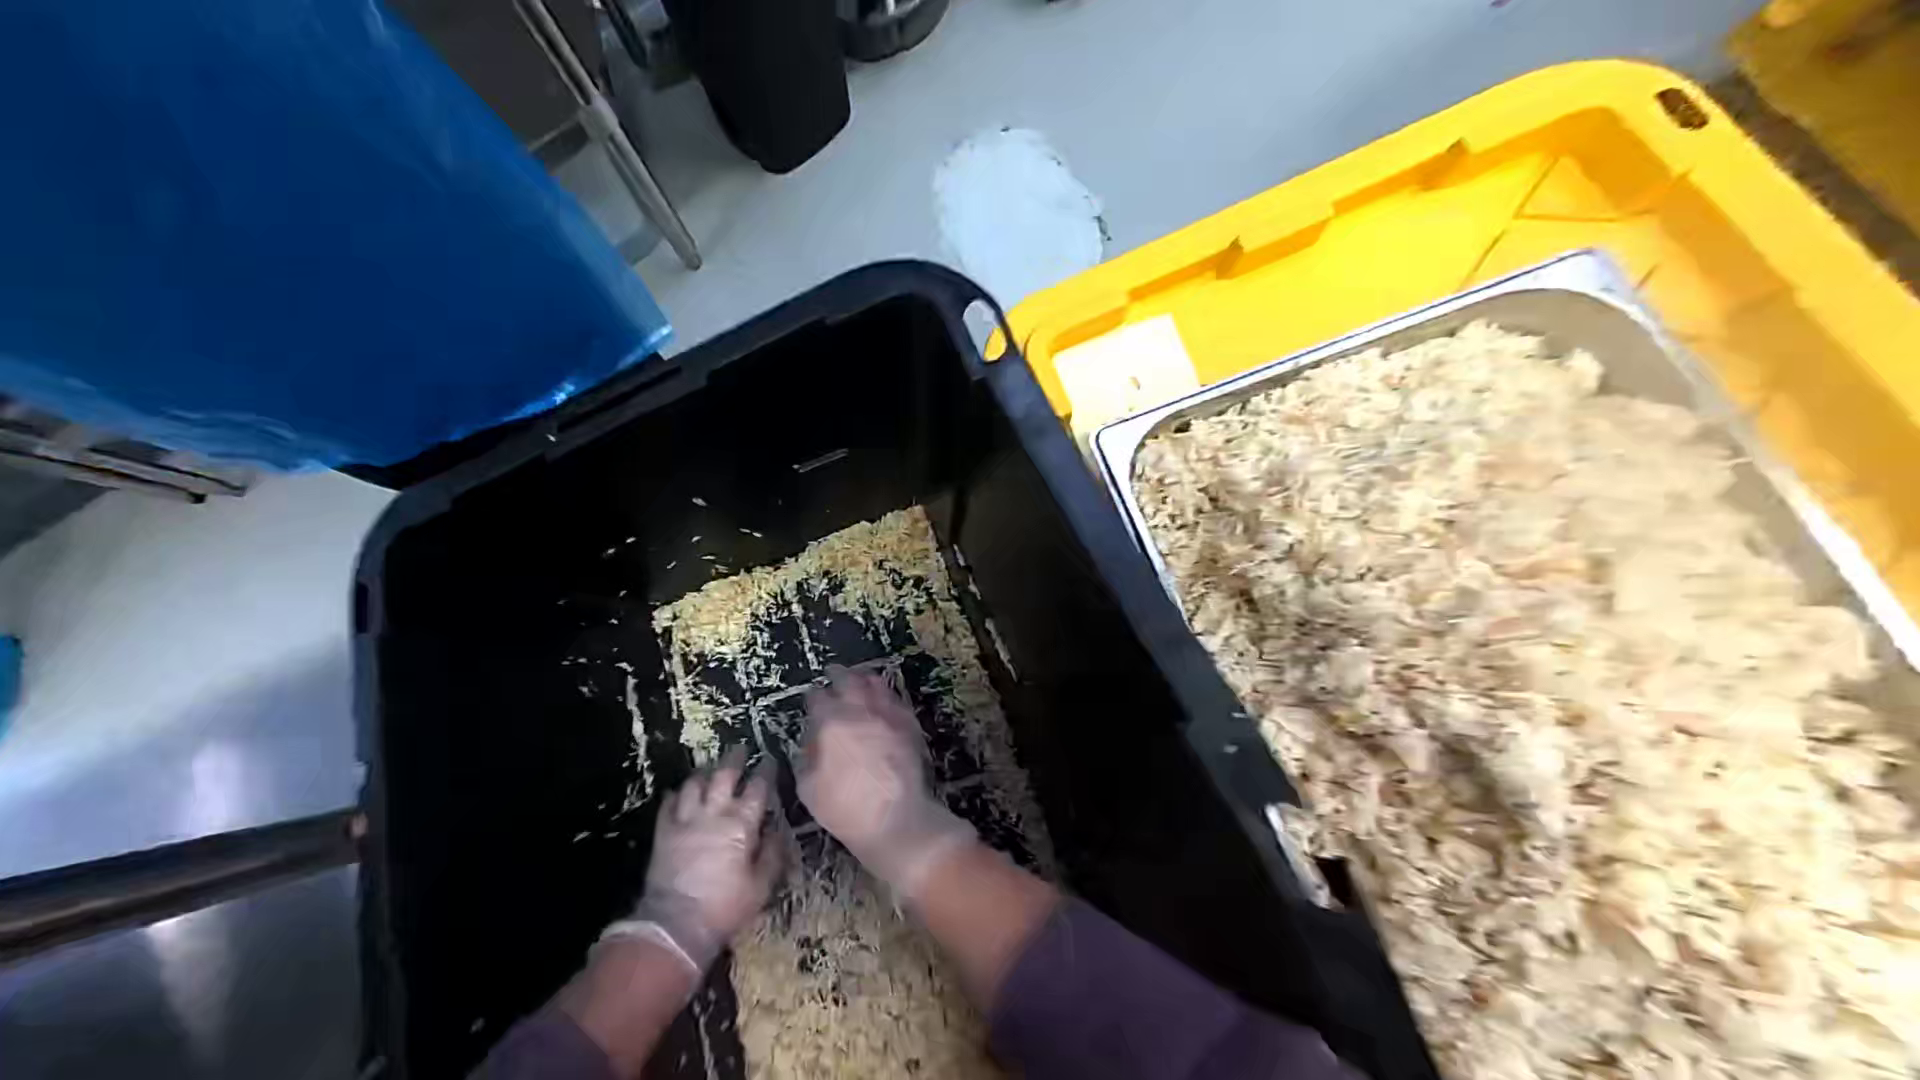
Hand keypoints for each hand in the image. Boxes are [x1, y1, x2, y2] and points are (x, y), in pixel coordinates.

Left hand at [604, 748, 782, 975]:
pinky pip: (668, 804)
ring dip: (704, 773)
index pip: (758, 787)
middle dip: (735, 758)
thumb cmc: (725, 906)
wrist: (675, 926)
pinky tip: (678, 793)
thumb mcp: (762, 885)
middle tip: (741, 748)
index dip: (766, 771)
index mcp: (742, 823)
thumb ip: (773, 854)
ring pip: (694, 784)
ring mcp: (686, 820)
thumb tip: (777, 830)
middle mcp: (714, 813)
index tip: (770, 761)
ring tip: (710, 768)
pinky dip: (675, 795)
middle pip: (725, 775)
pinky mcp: (664, 832)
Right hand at [798, 667, 973, 899]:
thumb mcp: (808, 788)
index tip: (812, 697)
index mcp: (831, 724)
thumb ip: (807, 757)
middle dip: (838, 674)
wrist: (895, 819)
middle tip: (833, 671)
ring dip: (865, 678)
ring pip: (876, 685)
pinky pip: (896, 701)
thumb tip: (813, 741)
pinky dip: (887, 695)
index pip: (818, 698)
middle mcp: (860, 712)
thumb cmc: (845, 809)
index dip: (813, 696)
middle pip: (848, 681)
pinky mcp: (908, 725)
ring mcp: (887, 716)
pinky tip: (885, 698)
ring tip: (860, 677)